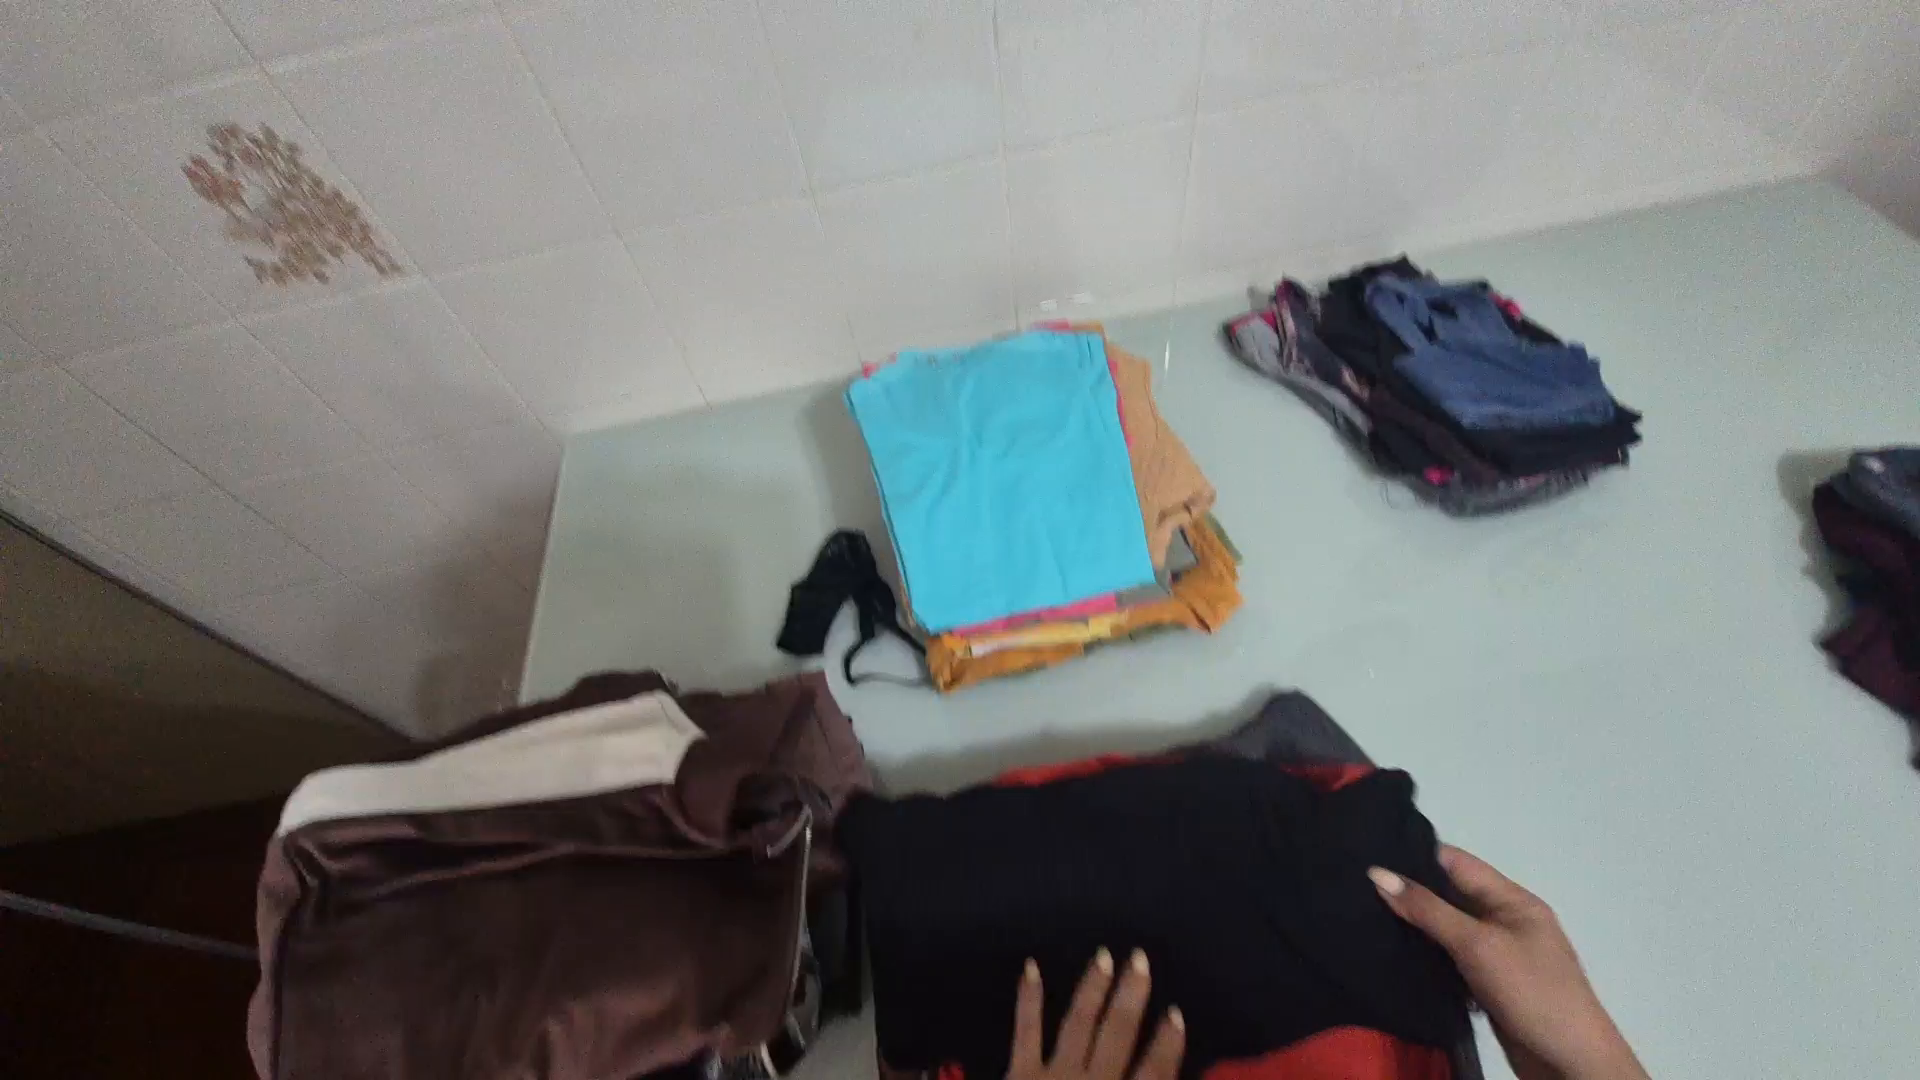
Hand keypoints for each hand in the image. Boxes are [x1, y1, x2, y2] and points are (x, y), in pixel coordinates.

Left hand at [1007, 948, 1185, 1079]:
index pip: (1152, 1076)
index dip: (1167, 1046)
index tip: (1176, 1012)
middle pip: (1117, 1035)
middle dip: (1131, 996)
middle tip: (1140, 958)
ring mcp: (1052, 1076)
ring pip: (1078, 1023)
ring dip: (1092, 988)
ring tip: (1103, 954)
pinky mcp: (1020, 1073)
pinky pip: (1025, 1030)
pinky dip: (1028, 998)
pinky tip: (1029, 965)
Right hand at [1369, 846, 1648, 1079]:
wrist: (1574, 1069)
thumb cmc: (1532, 993)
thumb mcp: (1477, 944)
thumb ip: (1426, 908)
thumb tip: (1375, 872)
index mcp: (1512, 900)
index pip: (1454, 861)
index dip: (1413, 853)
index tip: (1368, 850)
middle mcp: (1504, 919)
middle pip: (1447, 891)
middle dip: (1407, 887)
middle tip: (1357, 881)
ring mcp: (1497, 952)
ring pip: (1444, 924)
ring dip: (1412, 921)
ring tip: (1363, 909)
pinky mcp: (1487, 981)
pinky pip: (1447, 952)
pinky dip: (1423, 949)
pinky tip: (1391, 946)